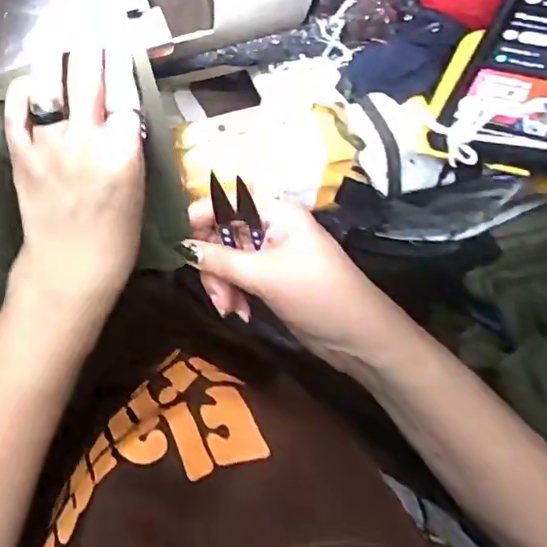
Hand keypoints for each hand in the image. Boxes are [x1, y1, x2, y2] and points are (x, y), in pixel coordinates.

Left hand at [2, 46, 144, 318]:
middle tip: (89, 19)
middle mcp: (84, 140)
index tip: (119, 45)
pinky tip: (27, 80)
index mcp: (121, 151)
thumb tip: (119, 113)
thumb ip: (127, 145)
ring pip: (50, 88)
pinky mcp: (22, 155)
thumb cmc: (114, 237)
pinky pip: (16, 114)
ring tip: (59, 36)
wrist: (68, 268)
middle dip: (90, 45)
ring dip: (55, 60)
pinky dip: (20, 93)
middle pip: (88, 79)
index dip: (122, 68)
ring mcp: (48, 146)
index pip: (124, 95)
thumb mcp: (138, 187)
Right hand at [186, 195, 415, 375]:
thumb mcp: (264, 277)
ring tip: (230, 309)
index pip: (220, 203)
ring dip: (221, 283)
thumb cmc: (320, 297)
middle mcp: (269, 224)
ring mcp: (269, 251)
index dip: (196, 222)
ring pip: (224, 257)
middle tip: (217, 296)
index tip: (179, 248)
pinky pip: (236, 275)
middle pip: (219, 233)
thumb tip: (180, 246)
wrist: (367, 343)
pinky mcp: (270, 275)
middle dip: (212, 265)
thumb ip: (218, 260)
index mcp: (274, 211)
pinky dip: (232, 291)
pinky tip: (239, 311)